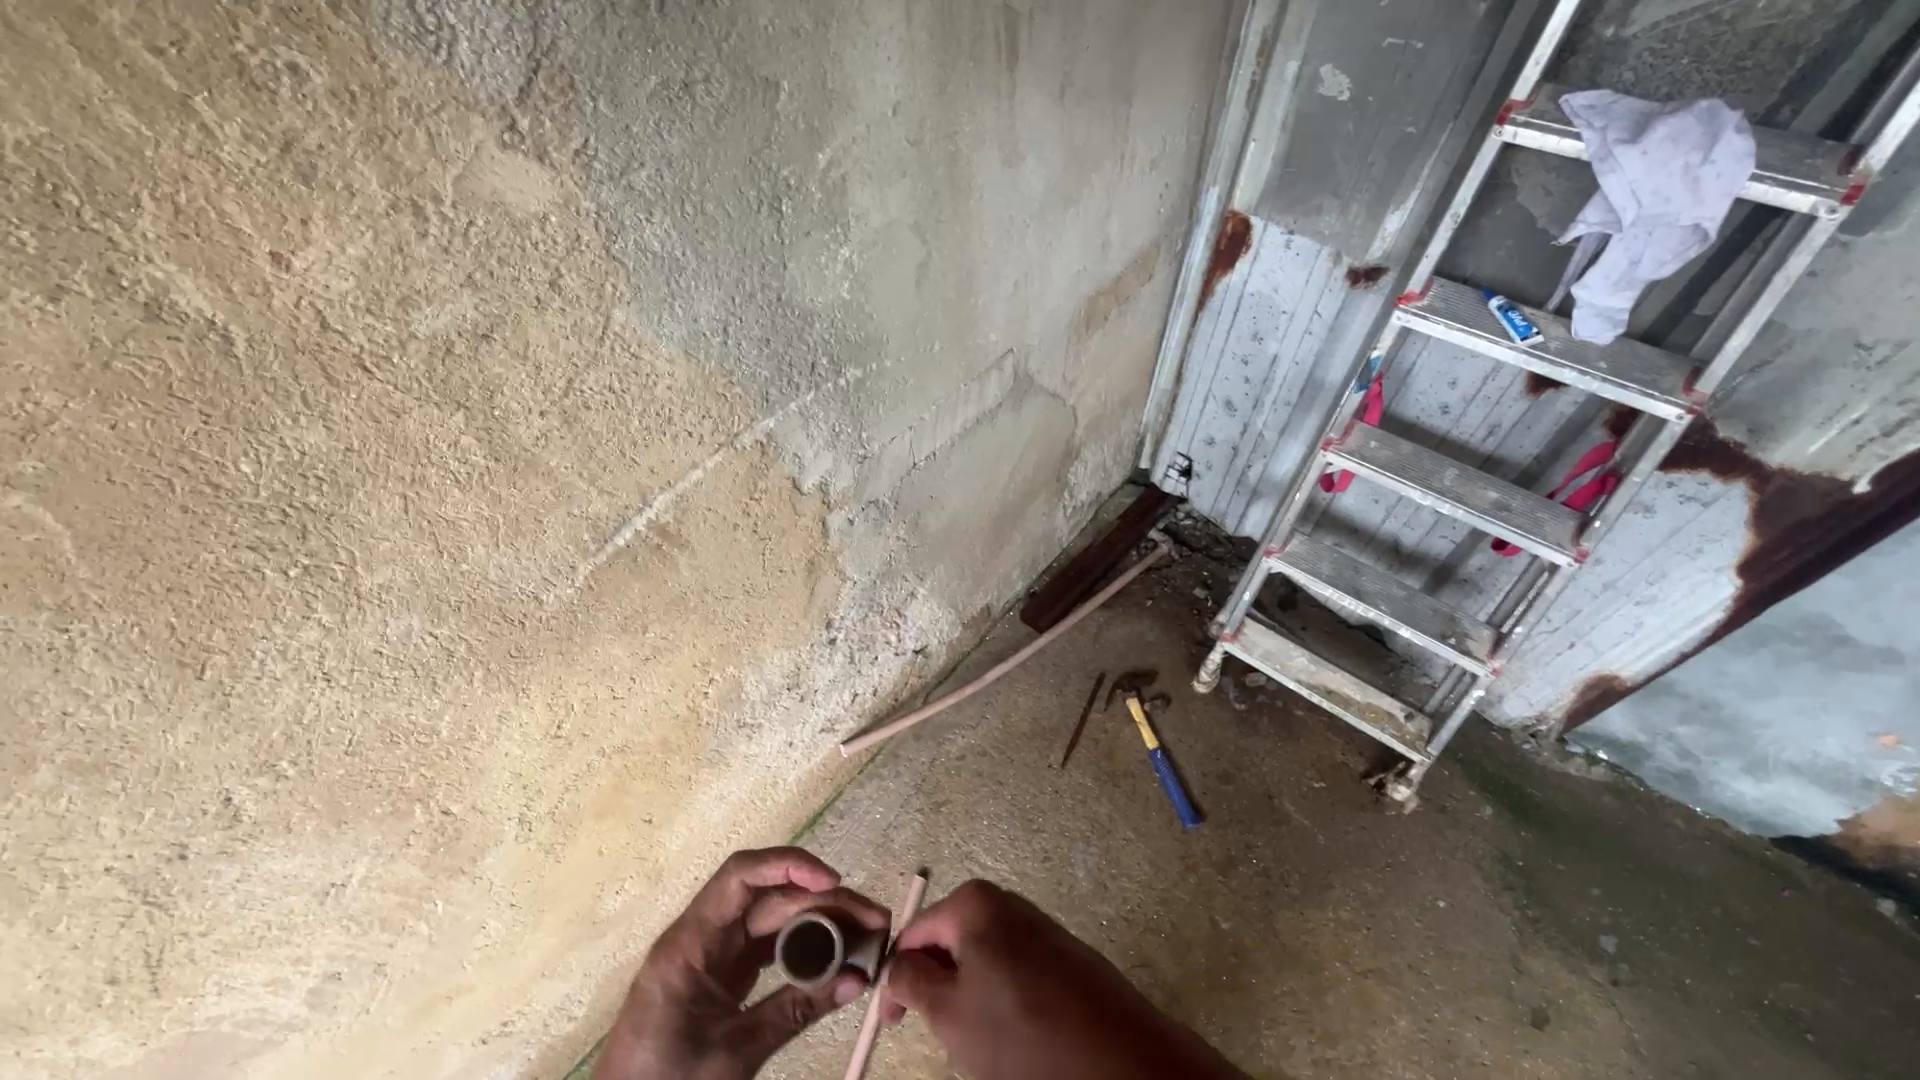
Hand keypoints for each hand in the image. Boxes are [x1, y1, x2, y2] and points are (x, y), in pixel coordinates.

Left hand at [591, 847, 889, 1079]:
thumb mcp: (733, 1053)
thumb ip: (796, 1011)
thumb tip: (859, 980)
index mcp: (691, 943)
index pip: (741, 877)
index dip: (789, 866)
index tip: (834, 882)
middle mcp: (704, 937)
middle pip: (770, 898)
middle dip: (824, 902)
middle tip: (875, 920)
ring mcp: (714, 956)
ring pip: (775, 920)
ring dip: (820, 923)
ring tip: (867, 936)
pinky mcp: (724, 976)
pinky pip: (770, 947)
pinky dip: (805, 949)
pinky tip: (838, 956)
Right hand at [879, 880, 1251, 1079]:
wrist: (1116, 1055)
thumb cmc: (1023, 1031)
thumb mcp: (948, 1012)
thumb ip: (910, 980)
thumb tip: (897, 964)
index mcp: (973, 903)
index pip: (913, 933)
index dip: (896, 977)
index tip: (893, 1021)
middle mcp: (1006, 902)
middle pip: (949, 941)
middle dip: (936, 984)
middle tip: (937, 1029)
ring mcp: (1038, 925)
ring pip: (980, 959)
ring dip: (967, 994)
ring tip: (979, 1036)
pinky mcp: (1061, 952)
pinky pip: (1012, 968)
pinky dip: (999, 996)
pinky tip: (1012, 1031)